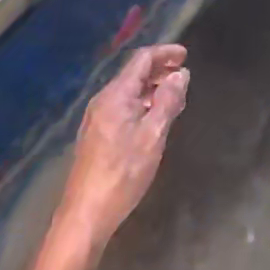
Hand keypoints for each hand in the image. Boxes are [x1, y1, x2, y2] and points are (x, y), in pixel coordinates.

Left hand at [58, 44, 189, 242]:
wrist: (84, 216)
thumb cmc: (122, 173)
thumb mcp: (152, 136)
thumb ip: (168, 101)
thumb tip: (180, 74)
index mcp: (116, 94)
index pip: (141, 60)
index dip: (164, 53)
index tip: (185, 55)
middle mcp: (103, 100)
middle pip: (134, 74)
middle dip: (159, 70)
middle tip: (183, 75)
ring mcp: (97, 118)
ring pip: (128, 91)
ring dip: (152, 88)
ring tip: (174, 97)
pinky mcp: (96, 135)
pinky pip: (122, 107)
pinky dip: (142, 103)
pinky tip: (154, 118)